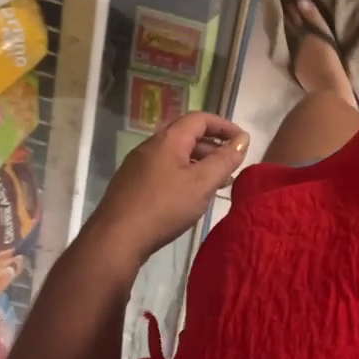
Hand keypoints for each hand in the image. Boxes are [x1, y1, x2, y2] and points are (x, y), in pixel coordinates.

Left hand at [81, 112, 249, 267]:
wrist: (115, 239)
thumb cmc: (164, 207)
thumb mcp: (202, 183)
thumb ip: (225, 159)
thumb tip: (243, 139)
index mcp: (168, 140)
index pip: (200, 119)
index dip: (224, 126)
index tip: (243, 141)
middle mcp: (151, 147)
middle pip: (188, 136)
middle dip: (214, 147)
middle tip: (233, 166)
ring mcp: (139, 166)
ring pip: (177, 156)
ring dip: (201, 164)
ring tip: (219, 184)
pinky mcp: (133, 185)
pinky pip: (166, 171)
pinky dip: (185, 176)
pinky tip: (192, 197)